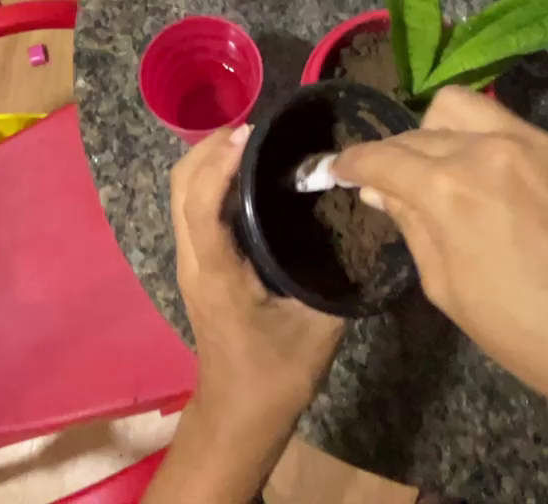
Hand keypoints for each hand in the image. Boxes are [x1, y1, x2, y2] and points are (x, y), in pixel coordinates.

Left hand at [169, 124, 344, 442]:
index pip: (201, 206)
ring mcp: (190, 260)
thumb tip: (367, 226)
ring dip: (208, 159)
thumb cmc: (274, 377)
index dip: (219, 163)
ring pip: (181, 193)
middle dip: (209, 148)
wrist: (237, 418)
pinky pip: (192, 206)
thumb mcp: (317, 329)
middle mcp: (194, 260)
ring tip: (253, 142)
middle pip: (180, 186)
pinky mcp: (197, 263)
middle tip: (256, 129)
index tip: (251, 133)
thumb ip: (339, 277)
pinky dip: (210, 178)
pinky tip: (247, 175)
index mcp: (217, 274)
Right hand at [332, 87, 547, 427]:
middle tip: (395, 184)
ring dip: (439, 130)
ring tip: (446, 166)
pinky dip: (491, 147)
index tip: (335, 168)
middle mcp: (486, 148)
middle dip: (396, 153)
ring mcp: (533, 140)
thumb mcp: (451, 292)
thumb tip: (384, 190)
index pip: (382, 155)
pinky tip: (506, 187)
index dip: (350, 161)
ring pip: (462, 105)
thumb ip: (413, 227)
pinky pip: (512, 128)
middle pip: (419, 128)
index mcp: (449, 190)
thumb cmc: (533, 334)